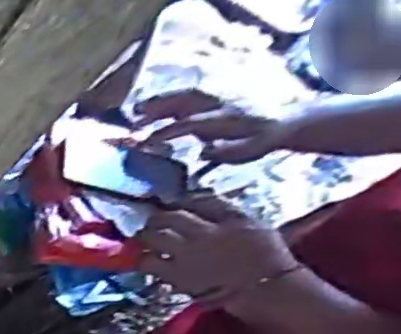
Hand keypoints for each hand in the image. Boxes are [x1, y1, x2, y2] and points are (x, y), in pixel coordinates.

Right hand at [134, 89, 283, 163]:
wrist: (286, 124)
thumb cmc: (262, 142)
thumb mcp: (247, 151)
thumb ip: (225, 152)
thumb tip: (203, 152)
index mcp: (226, 118)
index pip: (190, 123)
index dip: (165, 133)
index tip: (142, 144)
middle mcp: (221, 105)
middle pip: (187, 99)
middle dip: (160, 106)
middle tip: (133, 116)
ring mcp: (218, 102)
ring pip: (186, 96)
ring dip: (160, 103)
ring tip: (135, 113)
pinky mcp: (214, 103)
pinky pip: (189, 99)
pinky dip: (168, 103)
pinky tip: (152, 113)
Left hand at [137, 194, 299, 299]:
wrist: (258, 284)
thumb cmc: (262, 255)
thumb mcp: (254, 226)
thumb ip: (229, 217)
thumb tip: (204, 208)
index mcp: (232, 220)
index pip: (203, 202)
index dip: (183, 200)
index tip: (174, 202)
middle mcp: (206, 234)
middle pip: (171, 218)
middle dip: (156, 218)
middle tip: (152, 221)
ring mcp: (187, 255)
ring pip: (153, 239)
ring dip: (144, 238)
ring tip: (142, 239)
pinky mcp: (173, 274)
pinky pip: (147, 263)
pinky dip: (142, 259)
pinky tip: (144, 259)